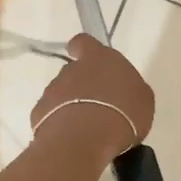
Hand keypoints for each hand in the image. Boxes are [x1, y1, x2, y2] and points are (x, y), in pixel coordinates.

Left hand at [30, 33, 153, 163]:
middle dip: (82, 87)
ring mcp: (51, 91)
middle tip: (97, 107)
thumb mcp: (142, 99)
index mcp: (98, 59)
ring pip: (61, 95)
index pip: (83, 42)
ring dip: (71, 106)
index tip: (87, 58)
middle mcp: (71, 70)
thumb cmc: (122, 113)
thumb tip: (124, 91)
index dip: (84, 49)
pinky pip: (50, 115)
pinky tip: (72, 139)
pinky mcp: (39, 113)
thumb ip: (129, 88)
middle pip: (73, 72)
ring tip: (86, 129)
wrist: (85, 139)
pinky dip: (59, 124)